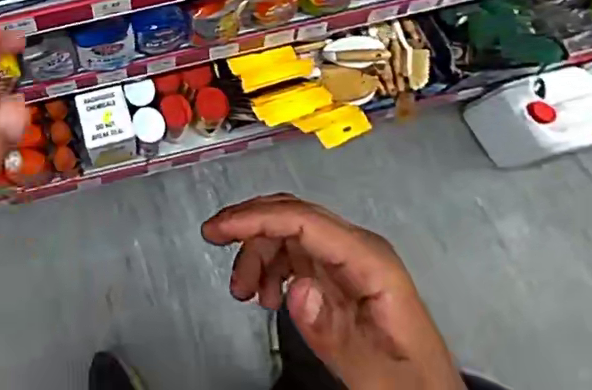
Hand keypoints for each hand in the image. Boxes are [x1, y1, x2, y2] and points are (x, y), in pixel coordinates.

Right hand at [202, 194, 462, 389]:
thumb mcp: (378, 378)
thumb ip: (336, 336)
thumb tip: (296, 290)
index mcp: (371, 262)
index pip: (304, 221)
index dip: (256, 218)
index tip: (218, 229)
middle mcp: (359, 250)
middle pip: (293, 217)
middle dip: (250, 229)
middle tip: (213, 242)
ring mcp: (350, 261)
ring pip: (289, 233)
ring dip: (257, 253)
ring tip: (243, 292)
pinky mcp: (341, 277)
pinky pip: (295, 254)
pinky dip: (271, 267)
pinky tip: (265, 295)